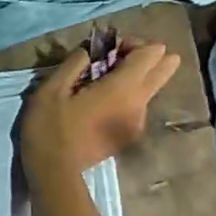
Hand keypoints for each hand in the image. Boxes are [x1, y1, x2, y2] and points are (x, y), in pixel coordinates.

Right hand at [21, 40, 180, 176]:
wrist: (54, 172)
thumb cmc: (49, 128)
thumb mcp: (50, 90)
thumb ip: (74, 64)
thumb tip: (88, 52)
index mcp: (123, 87)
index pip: (152, 51)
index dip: (131, 44)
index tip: (104, 53)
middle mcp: (140, 102)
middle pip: (167, 66)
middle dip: (143, 58)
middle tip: (111, 65)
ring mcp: (138, 121)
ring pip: (150, 87)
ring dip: (130, 80)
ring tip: (96, 90)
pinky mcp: (130, 135)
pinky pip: (136, 106)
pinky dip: (123, 100)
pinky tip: (94, 110)